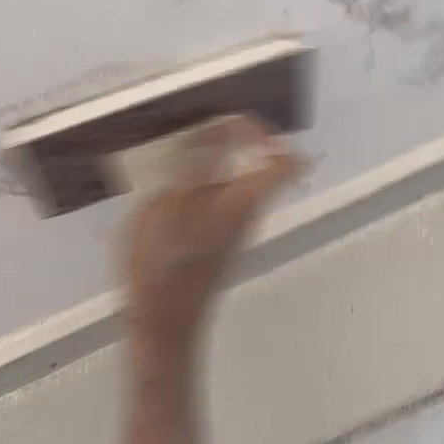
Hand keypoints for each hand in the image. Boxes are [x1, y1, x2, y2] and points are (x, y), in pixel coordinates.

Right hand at [120, 115, 301, 369]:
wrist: (162, 325)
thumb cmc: (162, 267)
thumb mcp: (167, 208)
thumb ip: (193, 170)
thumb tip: (212, 137)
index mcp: (242, 202)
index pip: (280, 160)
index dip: (260, 133)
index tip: (228, 118)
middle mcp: (247, 213)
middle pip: (260, 167)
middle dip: (233, 140)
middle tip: (197, 129)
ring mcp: (233, 229)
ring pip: (237, 181)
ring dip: (213, 161)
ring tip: (174, 152)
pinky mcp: (217, 241)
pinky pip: (219, 198)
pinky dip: (200, 182)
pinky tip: (164, 184)